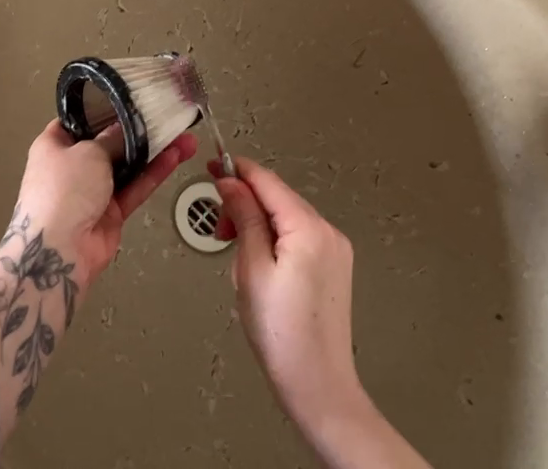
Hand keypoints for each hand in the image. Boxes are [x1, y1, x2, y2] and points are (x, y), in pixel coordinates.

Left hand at [13, 120, 196, 284]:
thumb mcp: (88, 153)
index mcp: (54, 146)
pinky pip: (134, 188)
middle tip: (164, 118)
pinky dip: (153, 174)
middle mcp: (72, 166)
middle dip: (135, 132)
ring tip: (183, 137)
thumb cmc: (64, 190)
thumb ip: (111, 139)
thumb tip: (124, 128)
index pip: (77, 121)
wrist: (58, 250)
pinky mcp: (111, 212)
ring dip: (152, 153)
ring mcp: (92, 190)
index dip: (100, 110)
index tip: (128, 100)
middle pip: (107, 144)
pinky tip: (176, 157)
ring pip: (126, 166)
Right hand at [212, 156, 364, 430]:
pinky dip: (273, 238)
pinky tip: (257, 262)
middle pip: (278, 197)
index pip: (268, 181)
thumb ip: (242, 216)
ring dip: (256, 222)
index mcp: (309, 228)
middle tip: (220, 230)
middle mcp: (329, 232)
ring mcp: (335, 250)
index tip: (211, 165)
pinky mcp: (334, 267)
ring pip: (286, 216)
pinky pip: (298, 236)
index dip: (237, 170)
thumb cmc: (280, 331)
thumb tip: (230, 182)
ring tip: (236, 254)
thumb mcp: (250, 267)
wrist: (316, 383)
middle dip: (244, 203)